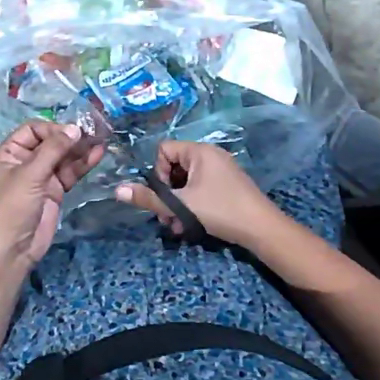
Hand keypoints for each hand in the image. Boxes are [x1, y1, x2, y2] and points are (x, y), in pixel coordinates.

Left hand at [0, 121, 104, 266]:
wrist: (12, 249)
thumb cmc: (13, 206)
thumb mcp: (30, 174)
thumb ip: (53, 149)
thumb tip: (75, 128)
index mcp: (9, 153)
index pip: (33, 130)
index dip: (53, 129)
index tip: (73, 132)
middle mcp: (24, 161)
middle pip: (50, 142)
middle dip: (71, 138)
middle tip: (95, 132)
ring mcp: (40, 177)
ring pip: (62, 158)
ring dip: (80, 150)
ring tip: (101, 141)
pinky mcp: (53, 191)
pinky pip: (69, 173)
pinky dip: (82, 165)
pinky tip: (97, 155)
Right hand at [114, 140, 283, 245]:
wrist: (262, 229)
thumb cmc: (220, 210)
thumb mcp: (181, 205)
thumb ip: (149, 198)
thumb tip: (117, 190)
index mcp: (199, 151)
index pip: (164, 150)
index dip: (158, 172)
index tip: (164, 194)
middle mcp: (210, 155)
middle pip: (174, 167)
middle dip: (166, 193)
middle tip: (167, 216)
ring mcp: (221, 170)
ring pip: (186, 181)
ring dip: (177, 203)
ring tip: (177, 225)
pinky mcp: (227, 185)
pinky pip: (200, 188)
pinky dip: (191, 204)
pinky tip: (190, 225)